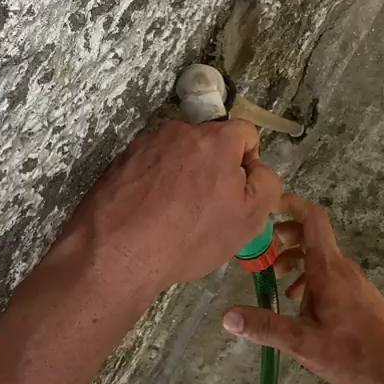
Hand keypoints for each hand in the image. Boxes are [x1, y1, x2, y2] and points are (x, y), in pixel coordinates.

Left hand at [66, 120, 283, 299]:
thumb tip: (258, 170)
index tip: (236, 195)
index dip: (248, 164)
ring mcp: (146, 144)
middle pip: (209, 144)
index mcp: (216, 138)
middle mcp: (180, 131)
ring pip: (178, 155)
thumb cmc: (190, 236)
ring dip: (182, 177)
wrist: (116, 252)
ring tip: (172, 217)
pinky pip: (150, 167)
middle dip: (213, 170)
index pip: (246, 134)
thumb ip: (267, 184)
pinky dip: (154, 185)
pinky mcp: (120, 161)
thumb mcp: (250, 219)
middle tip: (206, 210)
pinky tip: (148, 216)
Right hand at [221, 194, 383, 383]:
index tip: (268, 206)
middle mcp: (342, 266)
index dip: (291, 204)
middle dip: (285, 237)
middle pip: (312, 235)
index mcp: (328, 267)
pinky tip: (301, 304)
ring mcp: (353, 279)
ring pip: (320, 256)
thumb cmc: (352, 352)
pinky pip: (330, 273)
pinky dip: (310, 276)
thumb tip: (227, 316)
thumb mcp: (302, 343)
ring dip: (296, 260)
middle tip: (261, 252)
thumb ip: (265, 327)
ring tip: (276, 280)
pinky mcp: (358, 294)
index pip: (312, 218)